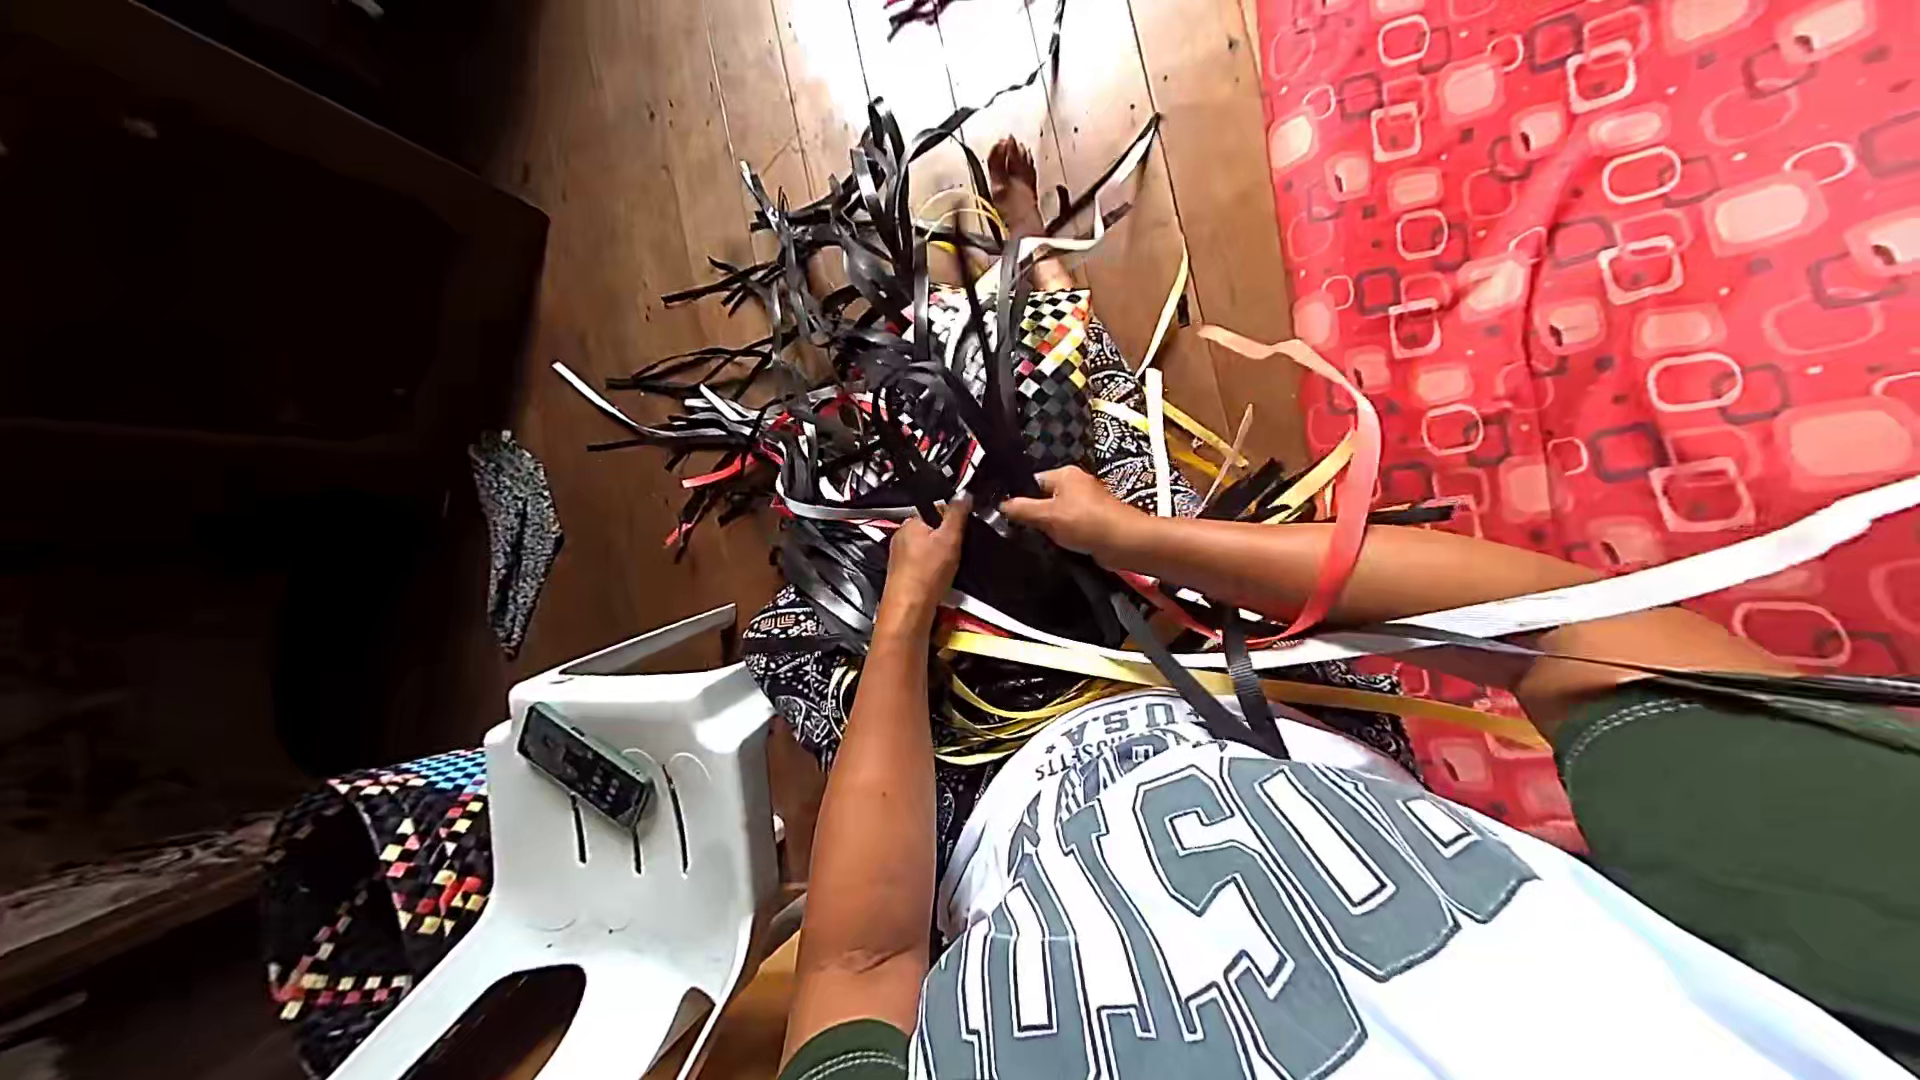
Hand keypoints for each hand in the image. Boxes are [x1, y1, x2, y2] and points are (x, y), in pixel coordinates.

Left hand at [877, 494, 970, 631]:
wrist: (909, 609)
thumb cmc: (927, 572)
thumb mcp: (950, 538)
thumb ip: (957, 514)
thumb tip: (964, 494)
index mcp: (909, 523)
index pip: (934, 510)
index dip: (952, 519)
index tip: (962, 532)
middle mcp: (901, 538)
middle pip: (931, 531)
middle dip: (946, 540)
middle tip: (958, 552)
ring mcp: (899, 558)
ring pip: (928, 551)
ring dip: (941, 558)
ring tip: (950, 569)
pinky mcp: (903, 576)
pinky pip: (923, 567)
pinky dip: (933, 571)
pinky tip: (940, 581)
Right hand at [1000, 467, 1145, 559]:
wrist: (1124, 543)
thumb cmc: (1085, 523)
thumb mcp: (1047, 515)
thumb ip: (1021, 509)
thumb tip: (1001, 505)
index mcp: (1065, 474)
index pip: (1032, 481)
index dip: (1019, 498)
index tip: (1009, 516)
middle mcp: (1076, 484)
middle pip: (1043, 498)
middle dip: (1034, 515)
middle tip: (1024, 530)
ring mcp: (1086, 502)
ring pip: (1056, 514)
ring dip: (1049, 528)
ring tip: (1041, 540)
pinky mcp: (1092, 520)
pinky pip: (1069, 526)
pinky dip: (1063, 535)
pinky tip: (1058, 545)